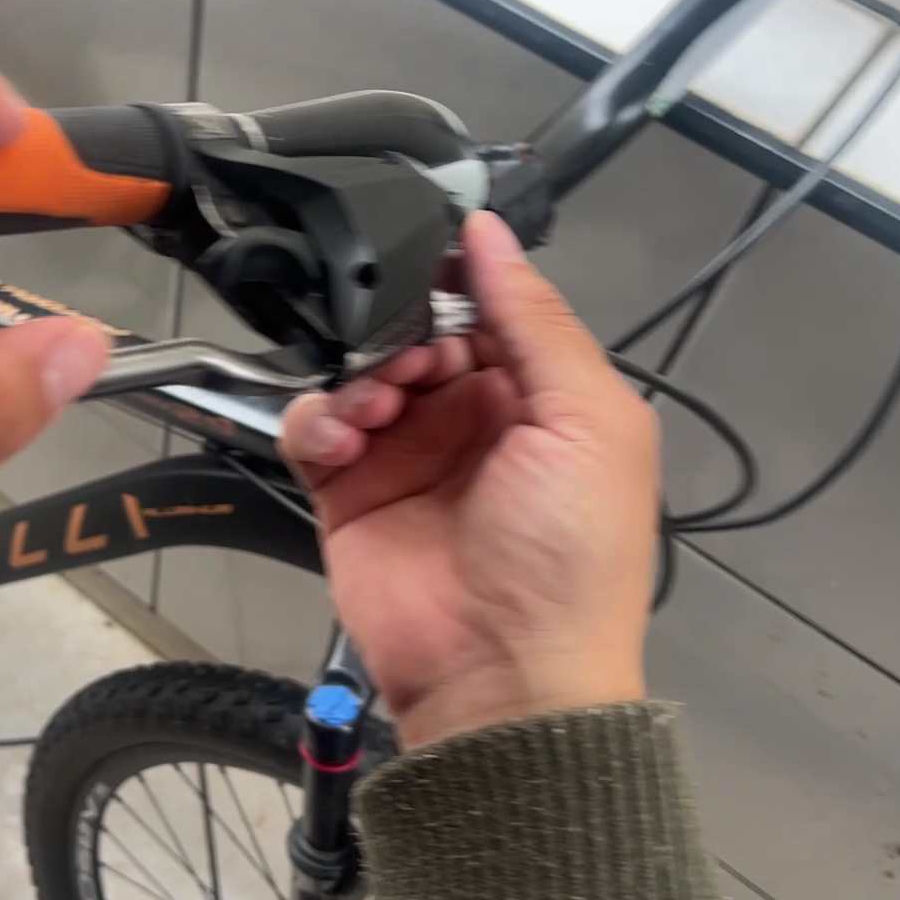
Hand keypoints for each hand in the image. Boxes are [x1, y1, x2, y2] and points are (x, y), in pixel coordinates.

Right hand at [280, 213, 658, 749]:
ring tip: (377, 420)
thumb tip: (488, 234)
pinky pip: (311, 428)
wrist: (495, 665)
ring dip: (359, 383)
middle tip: (410, 374)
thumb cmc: (564, 547)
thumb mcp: (587, 422)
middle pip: (409, 338)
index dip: (452, 284)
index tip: (420, 259)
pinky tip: (340, 450)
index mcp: (528, 395)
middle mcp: (460, 416)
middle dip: (399, 338)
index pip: (481, 312)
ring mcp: (397, 452)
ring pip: (355, 376)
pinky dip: (316, 425)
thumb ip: (535, 321)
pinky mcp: (342, 486)